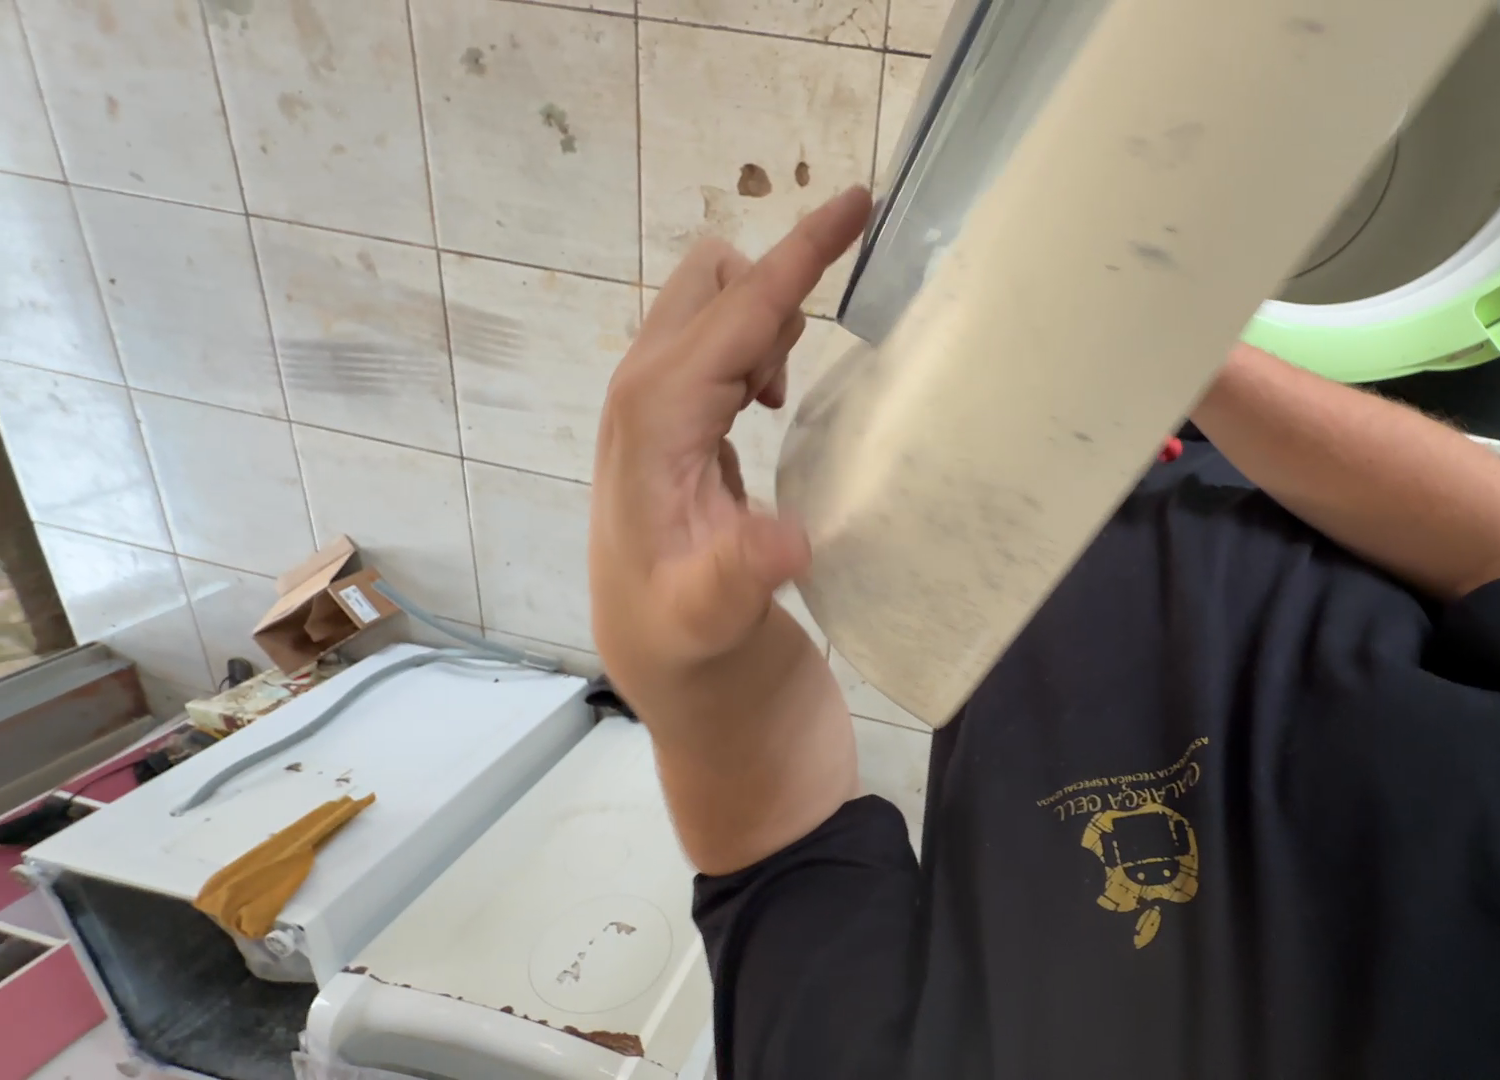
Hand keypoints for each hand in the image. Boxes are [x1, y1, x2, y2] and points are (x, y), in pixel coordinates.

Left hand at [588, 188, 872, 873]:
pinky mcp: (698, 475)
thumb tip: (784, 535)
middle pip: (692, 305)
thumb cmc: (718, 699)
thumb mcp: (718, 644)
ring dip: (758, 322)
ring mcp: (669, 454)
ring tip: (798, 381)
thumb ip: (735, 582)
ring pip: (703, 333)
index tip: (854, 204)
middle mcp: (645, 437)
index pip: (715, 327)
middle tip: (821, 338)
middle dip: (765, 286)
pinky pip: (719, 375)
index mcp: (645, 452)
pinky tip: (781, 401)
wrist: (726, 747)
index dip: (789, 263)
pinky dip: (757, 355)